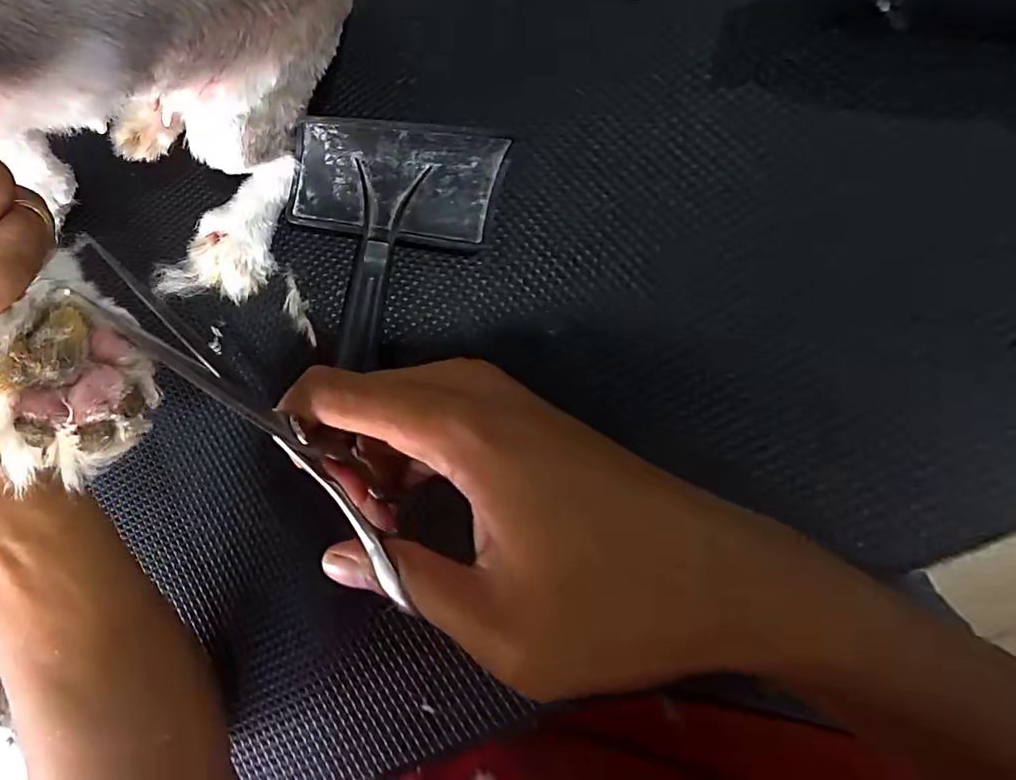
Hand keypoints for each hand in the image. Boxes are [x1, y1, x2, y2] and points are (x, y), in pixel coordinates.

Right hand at [282, 360, 890, 702]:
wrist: (727, 575)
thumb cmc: (611, 604)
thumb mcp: (495, 624)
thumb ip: (399, 580)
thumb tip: (334, 555)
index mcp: (456, 429)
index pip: (340, 390)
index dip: (297, 414)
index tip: (288, 461)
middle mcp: (470, 391)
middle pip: (363, 391)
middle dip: (338, 445)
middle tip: (357, 515)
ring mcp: (497, 393)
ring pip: (396, 397)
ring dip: (374, 448)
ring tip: (390, 517)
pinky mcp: (515, 407)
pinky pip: (432, 405)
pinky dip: (408, 442)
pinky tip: (425, 497)